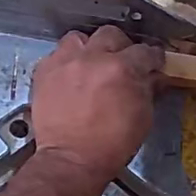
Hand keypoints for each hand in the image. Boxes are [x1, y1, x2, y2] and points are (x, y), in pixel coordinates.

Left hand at [29, 26, 163, 186]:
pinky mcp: (44, 72)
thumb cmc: (108, 146)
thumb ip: (147, 89)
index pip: (144, 51)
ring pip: (79, 38)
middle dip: (120, 47)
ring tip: (90, 64)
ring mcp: (65, 63)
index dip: (151, 58)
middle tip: (121, 62)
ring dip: (88, 49)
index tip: (151, 62)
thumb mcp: (142, 118)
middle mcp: (92, 59)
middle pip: (110, 35)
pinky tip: (70, 76)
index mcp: (122, 69)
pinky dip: (66, 62)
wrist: (71, 160)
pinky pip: (57, 55)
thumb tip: (151, 76)